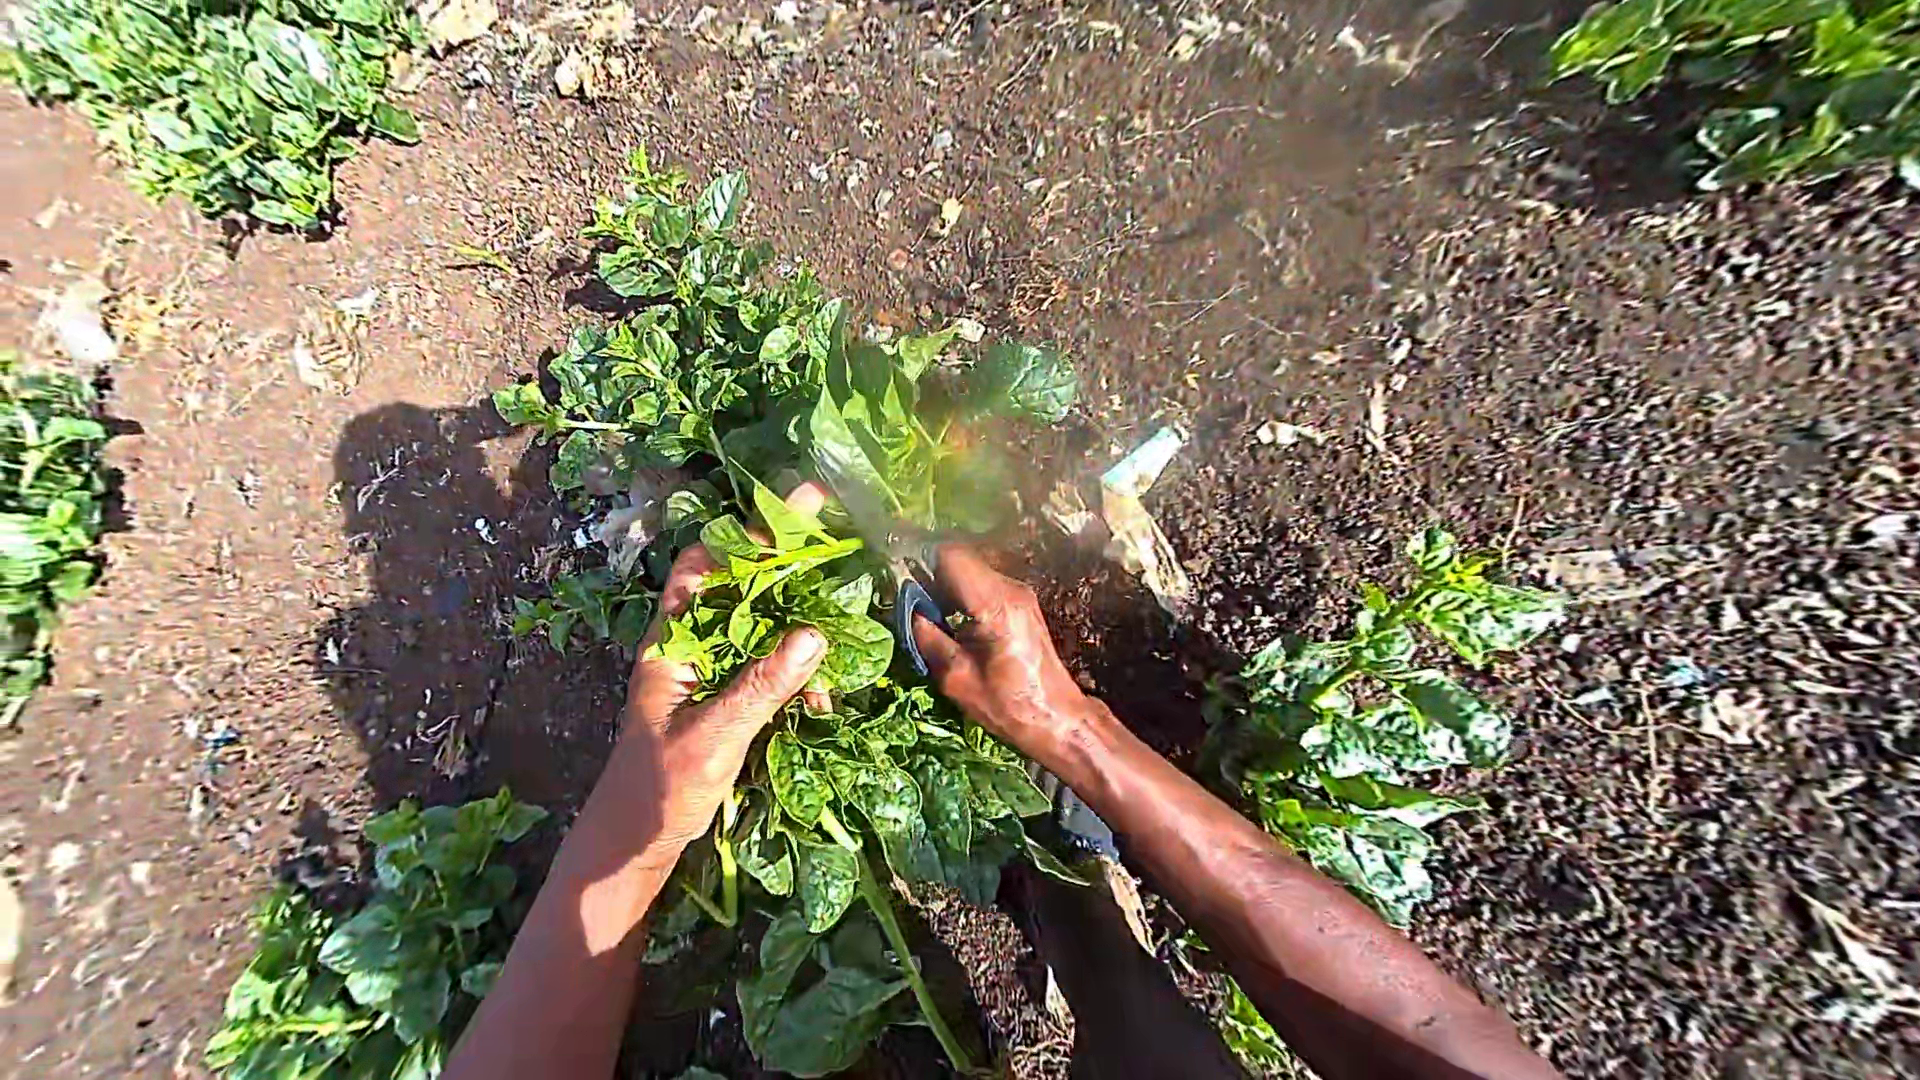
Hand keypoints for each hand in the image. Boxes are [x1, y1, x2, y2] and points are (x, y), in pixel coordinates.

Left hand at [624, 490, 828, 848]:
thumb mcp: (713, 736)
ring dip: (803, 628)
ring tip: (842, 636)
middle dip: (792, 569)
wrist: (637, 844)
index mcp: (674, 639)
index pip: (706, 564)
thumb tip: (816, 634)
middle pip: (746, 585)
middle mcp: (696, 642)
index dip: (747, 535)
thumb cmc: (658, 789)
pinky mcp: (734, 693)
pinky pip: (775, 665)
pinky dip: (800, 672)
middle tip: (840, 549)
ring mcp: (717, 668)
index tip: (798, 515)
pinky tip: (821, 697)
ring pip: (767, 625)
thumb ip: (761, 686)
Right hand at [910, 545, 1096, 759]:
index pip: (951, 556)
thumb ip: (926, 636)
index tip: (898, 570)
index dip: (920, 557)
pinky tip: (951, 618)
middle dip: (930, 572)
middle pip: (961, 558)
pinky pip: (982, 583)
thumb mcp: (955, 677)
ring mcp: (1019, 593)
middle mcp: (1010, 589)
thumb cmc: (1007, 705)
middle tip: (909, 597)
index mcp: (994, 605)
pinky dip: (961, 592)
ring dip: (945, 583)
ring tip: (928, 611)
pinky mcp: (1021, 601)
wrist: (1055, 716)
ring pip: (971, 569)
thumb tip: (907, 607)